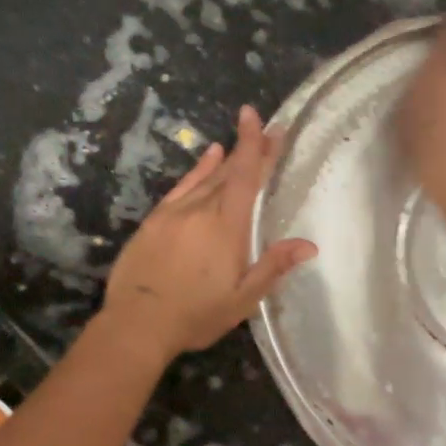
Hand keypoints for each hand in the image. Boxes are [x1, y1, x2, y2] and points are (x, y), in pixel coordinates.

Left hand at [101, 105, 317, 360]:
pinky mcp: (154, 220)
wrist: (137, 323)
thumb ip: (273, 267)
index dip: (257, 147)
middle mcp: (201, 210)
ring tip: (235, 142)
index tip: (266, 122)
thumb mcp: (242, 300)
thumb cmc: (195, 315)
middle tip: (262, 128)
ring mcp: (174, 213)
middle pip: (229, 172)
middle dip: (247, 149)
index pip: (246, 177)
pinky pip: (180, 187)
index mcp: (227, 226)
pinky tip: (204, 161)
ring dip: (223, 159)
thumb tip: (309, 245)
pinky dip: (196, 170)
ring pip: (204, 177)